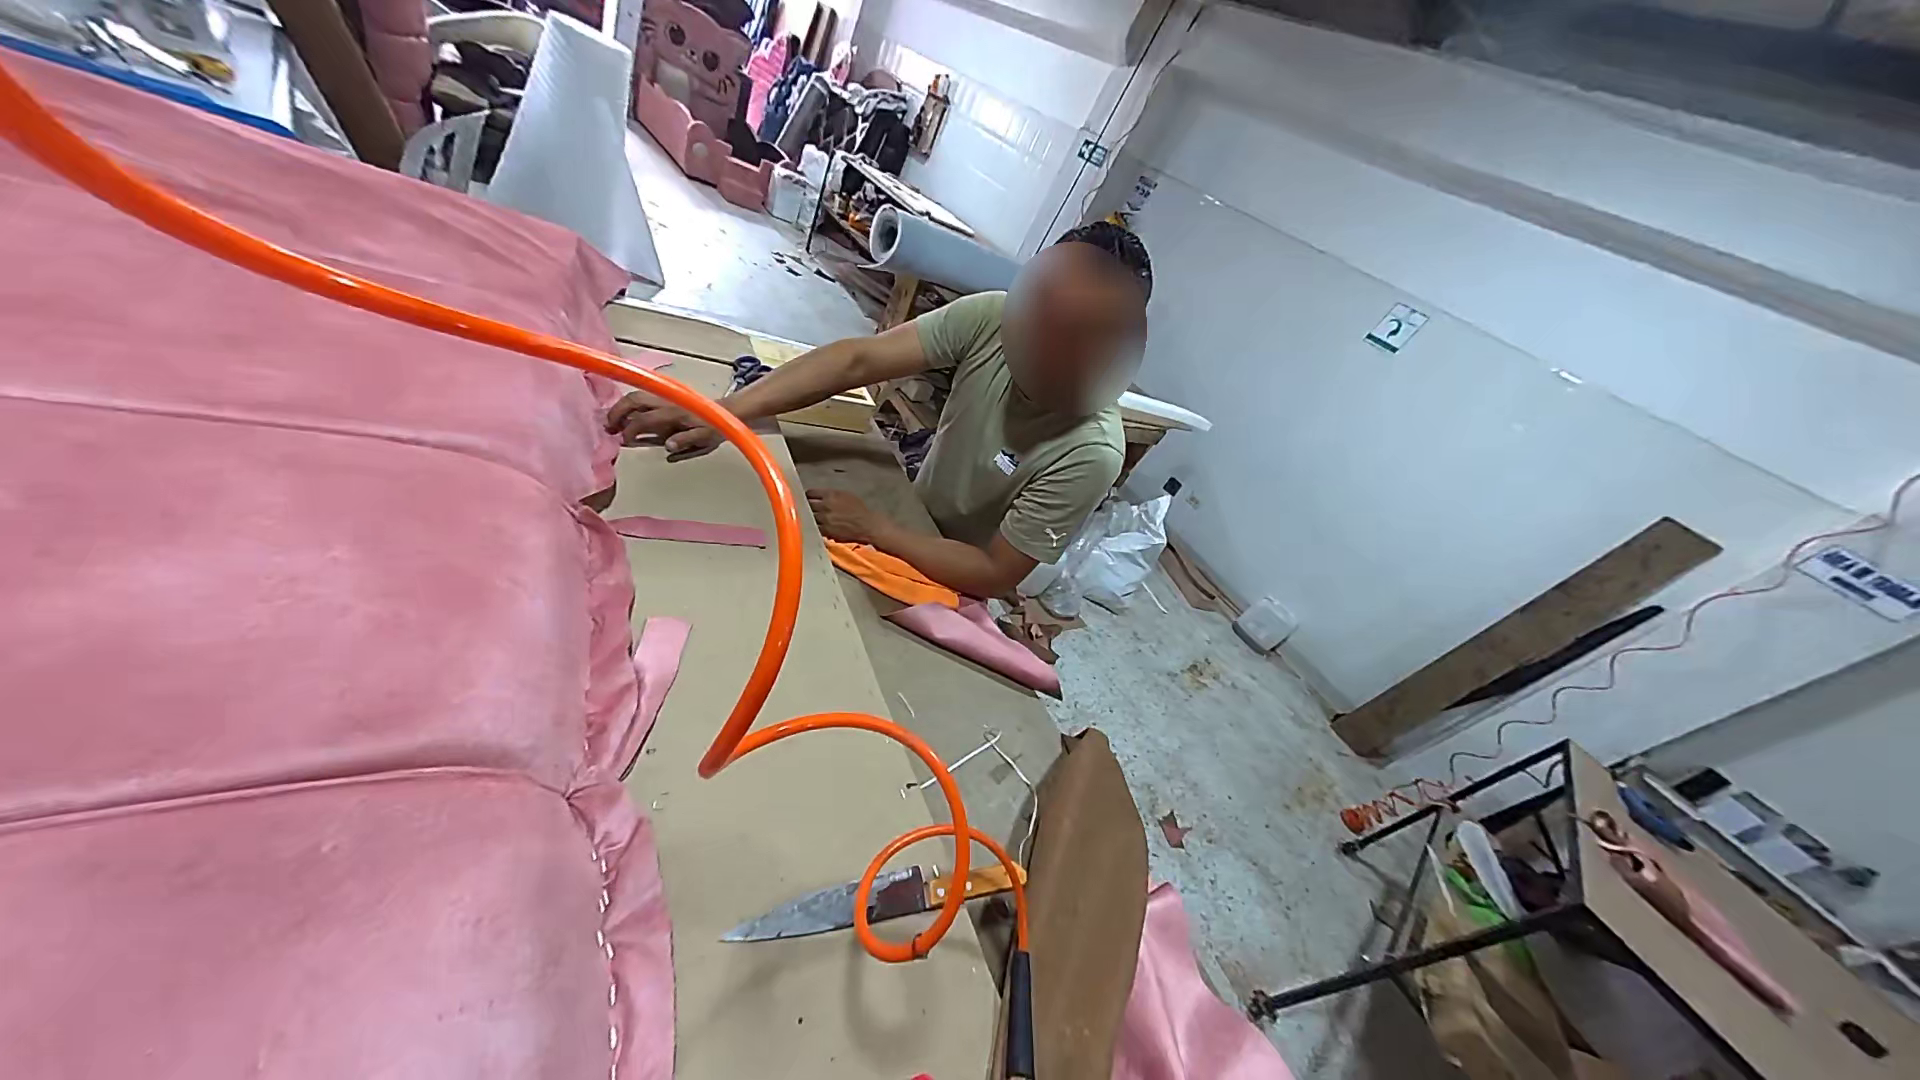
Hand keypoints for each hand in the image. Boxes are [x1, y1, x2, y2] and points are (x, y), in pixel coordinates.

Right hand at [604, 392, 721, 459]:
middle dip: (617, 412)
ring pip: (636, 397)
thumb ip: (686, 442)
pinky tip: (625, 416)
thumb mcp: (704, 439)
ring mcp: (665, 399)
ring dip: (621, 407)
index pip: (644, 420)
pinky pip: (643, 398)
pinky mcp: (666, 399)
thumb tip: (668, 447)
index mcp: (674, 413)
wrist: (726, 413)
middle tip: (608, 427)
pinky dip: (630, 405)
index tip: (623, 440)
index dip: (630, 430)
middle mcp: (666, 402)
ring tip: (612, 422)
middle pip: (633, 400)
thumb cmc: (714, 428)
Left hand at [807, 488, 881, 544]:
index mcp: (830, 495)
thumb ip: (831, 495)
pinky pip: (813, 528)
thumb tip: (820, 496)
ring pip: (808, 517)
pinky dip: (813, 527)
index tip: (807, 498)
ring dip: (808, 518)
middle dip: (806, 507)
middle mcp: (825, 506)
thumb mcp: (846, 495)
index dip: (808, 496)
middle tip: (806, 509)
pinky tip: (815, 527)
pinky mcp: (826, 531)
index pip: (810, 493)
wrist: (867, 525)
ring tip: (809, 518)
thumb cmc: (859, 510)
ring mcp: (824, 519)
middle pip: (807, 505)